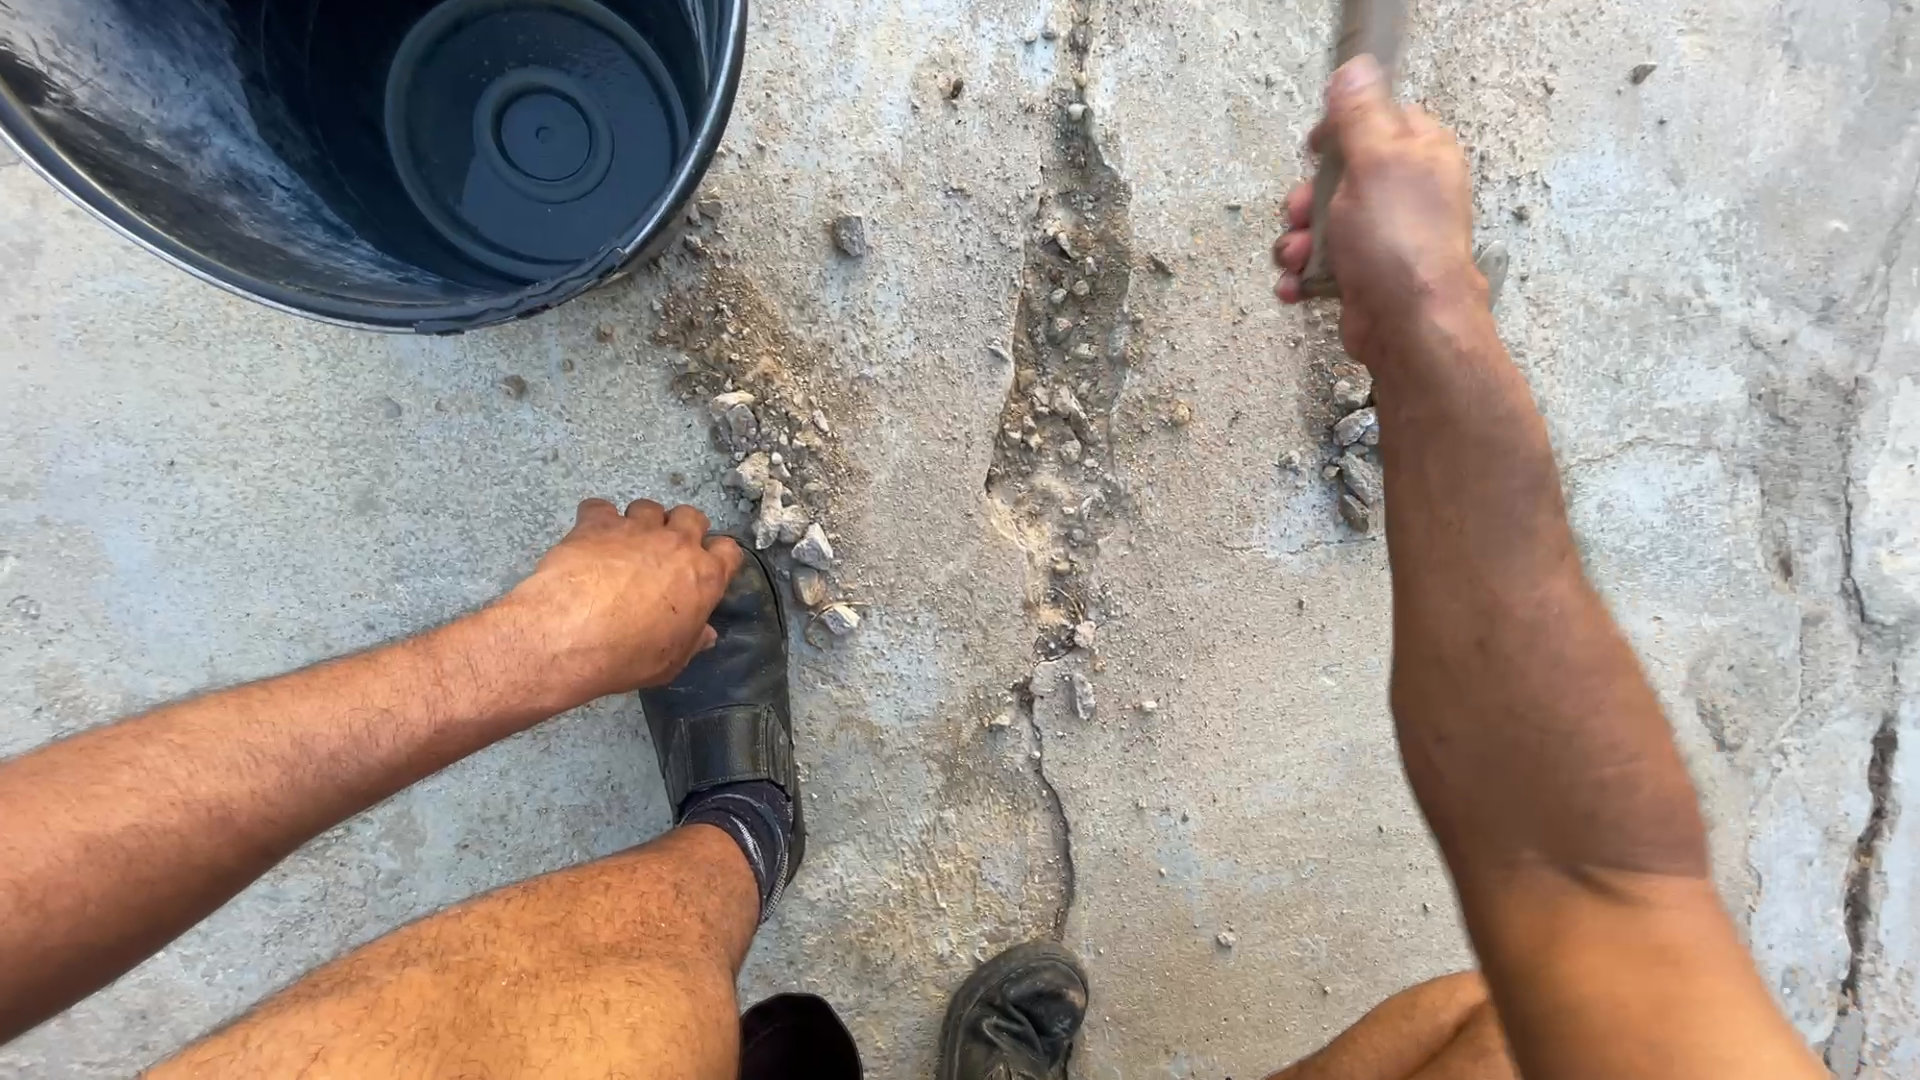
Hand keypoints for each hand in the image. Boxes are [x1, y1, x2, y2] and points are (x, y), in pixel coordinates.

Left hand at [488, 499, 743, 707]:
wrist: (571, 635)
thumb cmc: (629, 655)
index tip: (707, 565)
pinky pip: (600, 507)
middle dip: (683, 528)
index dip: (719, 555)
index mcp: (705, 576)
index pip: (729, 550)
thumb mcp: (672, 660)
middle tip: (666, 550)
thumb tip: (706, 635)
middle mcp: (677, 544)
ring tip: (625, 543)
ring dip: (641, 522)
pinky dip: (596, 518)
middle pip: (692, 516)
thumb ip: (693, 641)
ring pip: (648, 507)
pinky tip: (588, 537)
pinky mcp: (597, 524)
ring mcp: (637, 529)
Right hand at [1273, 56, 1488, 367]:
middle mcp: (1401, 194)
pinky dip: (1300, 278)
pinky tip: (1297, 287)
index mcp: (1418, 154)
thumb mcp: (1375, 164)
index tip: (1314, 150)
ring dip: (1296, 244)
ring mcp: (1379, 238)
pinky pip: (1317, 268)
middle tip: (1300, 215)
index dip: (1339, 134)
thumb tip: (1353, 69)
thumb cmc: (1397, 241)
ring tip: (1298, 259)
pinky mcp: (1359, 276)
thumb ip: (1360, 116)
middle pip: (1335, 180)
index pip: (1376, 123)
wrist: (1404, 322)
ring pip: (1318, 228)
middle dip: (1304, 203)